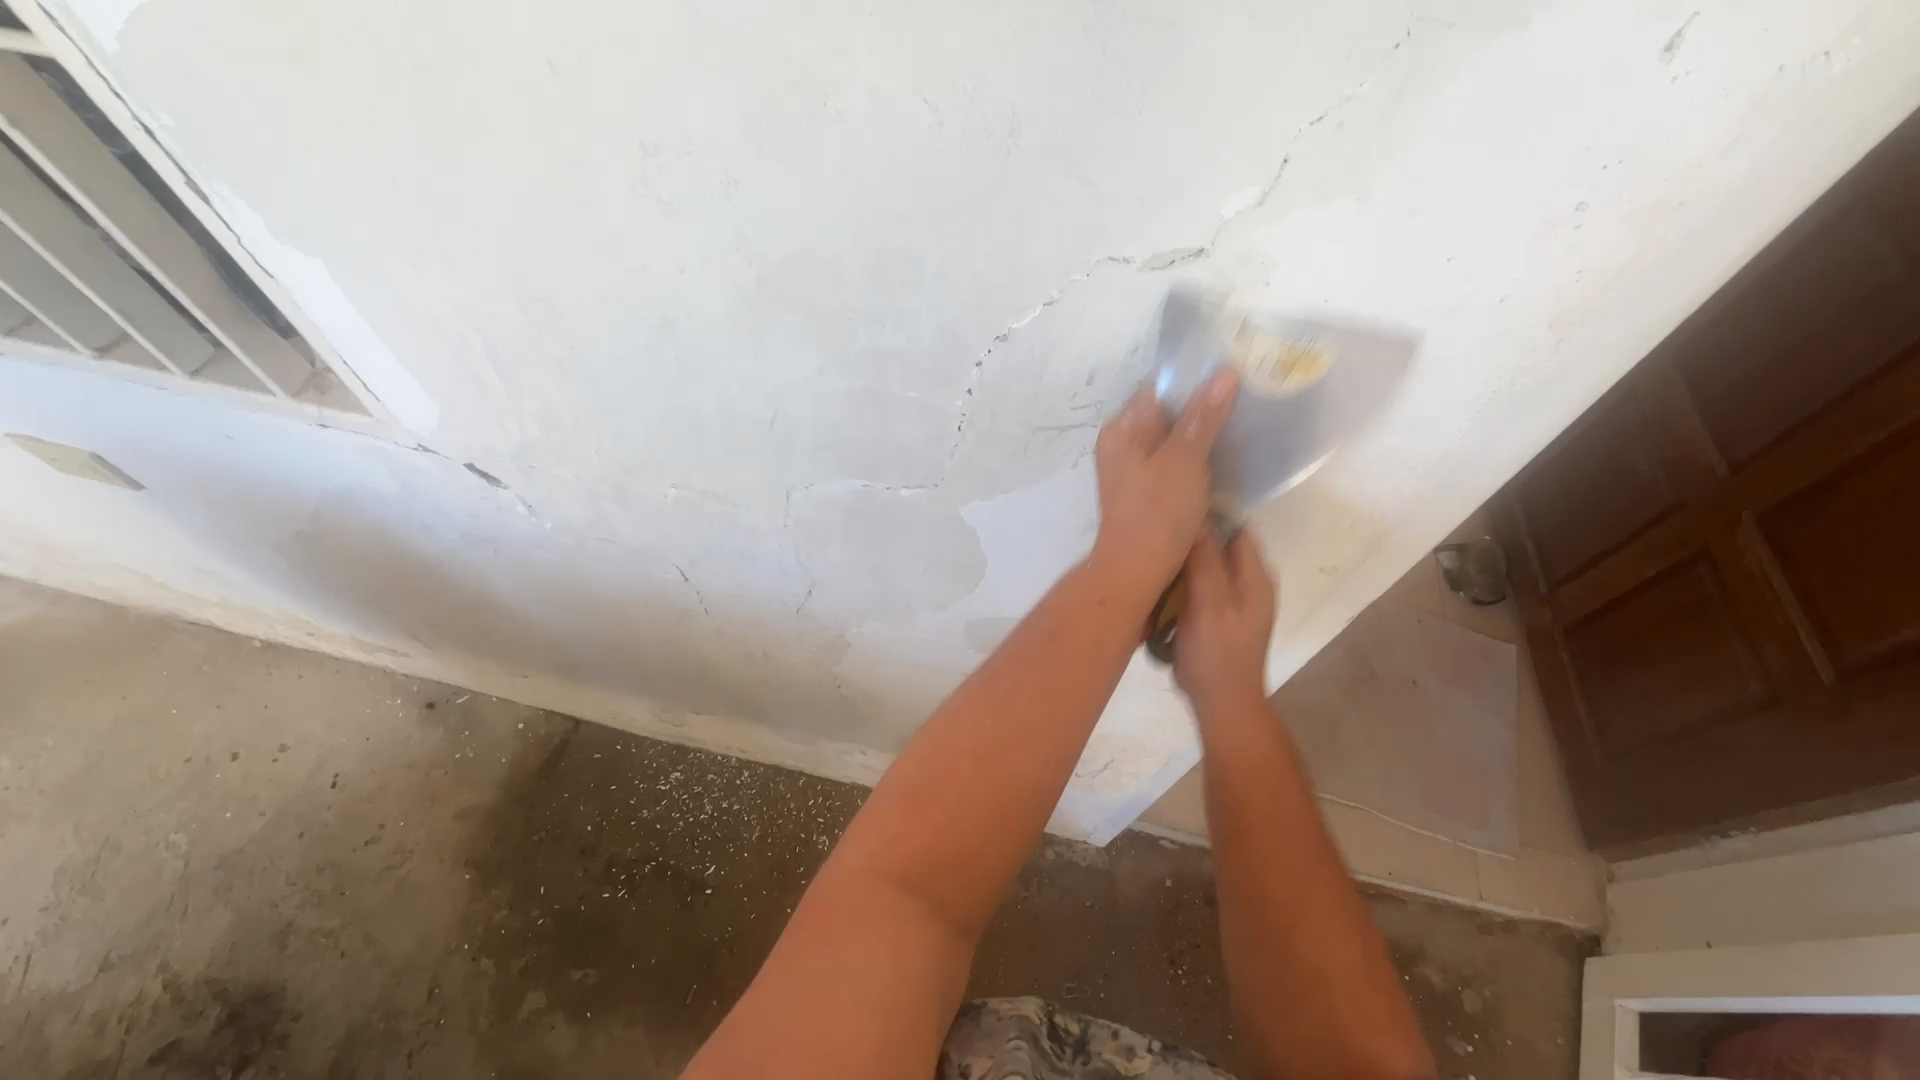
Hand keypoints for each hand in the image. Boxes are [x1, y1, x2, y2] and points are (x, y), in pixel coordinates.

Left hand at [1089, 369, 1237, 595]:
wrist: (1137, 569)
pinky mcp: (1146, 489)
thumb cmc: (1158, 511)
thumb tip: (1224, 372)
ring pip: (1171, 437)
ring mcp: (1133, 467)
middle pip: (1165, 411)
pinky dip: (1195, 455)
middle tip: (1245, 394)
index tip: (1231, 371)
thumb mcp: (1185, 459)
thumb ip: (1203, 416)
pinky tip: (1222, 454)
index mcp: (1122, 428)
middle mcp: (1122, 443)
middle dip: (1201, 404)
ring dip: (1200, 431)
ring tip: (1240, 420)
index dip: (1193, 378)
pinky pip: (1173, 460)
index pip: (1158, 387)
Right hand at [1173, 529, 1276, 709]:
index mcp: (1255, 577)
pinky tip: (1157, 591)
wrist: (1221, 703)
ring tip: (1152, 562)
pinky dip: (1180, 588)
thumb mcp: (1208, 602)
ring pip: (1204, 570)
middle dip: (1190, 543)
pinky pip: (1197, 591)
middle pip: (1219, 549)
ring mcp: (1233, 604)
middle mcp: (1248, 585)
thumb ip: (1204, 560)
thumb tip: (1195, 519)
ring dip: (1182, 567)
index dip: (1209, 517)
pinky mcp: (1216, 620)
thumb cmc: (1216, 652)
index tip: (1174, 513)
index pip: (1236, 529)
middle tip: (1155, 539)